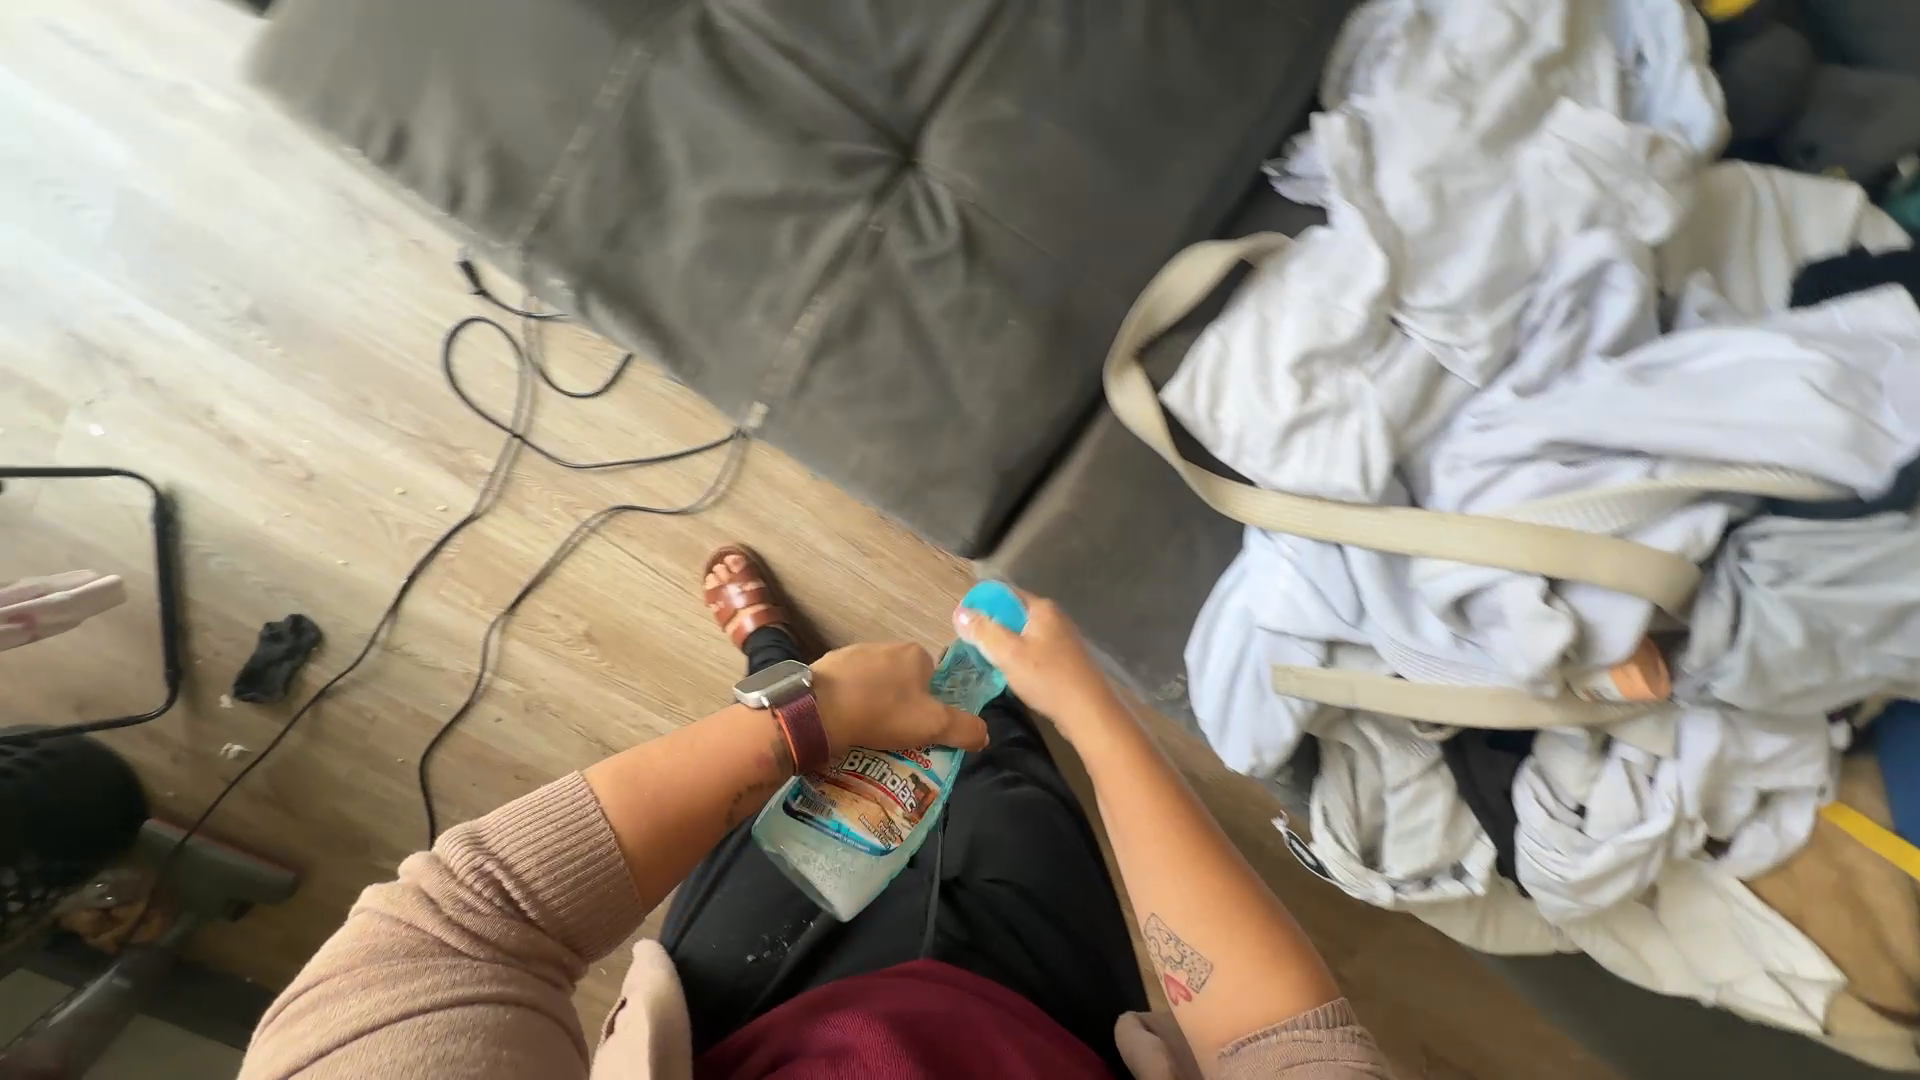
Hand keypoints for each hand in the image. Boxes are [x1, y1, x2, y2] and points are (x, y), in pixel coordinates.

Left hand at [809, 643, 988, 758]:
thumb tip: (985, 734)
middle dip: (901, 705)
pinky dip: (849, 705)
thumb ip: (964, 728)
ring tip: (868, 735)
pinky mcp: (827, 668)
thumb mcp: (933, 726)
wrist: (819, 710)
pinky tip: (845, 726)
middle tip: (896, 736)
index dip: (931, 704)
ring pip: (874, 684)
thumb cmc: (883, 712)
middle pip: (903, 681)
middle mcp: (886, 646)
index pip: (933, 678)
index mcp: (915, 654)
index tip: (921, 728)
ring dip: (874, 705)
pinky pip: (847, 689)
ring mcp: (853, 654)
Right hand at [952, 587, 1126, 739]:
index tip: (961, 622)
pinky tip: (1010, 673)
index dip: (980, 604)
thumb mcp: (1009, 653)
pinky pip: (1034, 650)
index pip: (1004, 594)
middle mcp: (1054, 617)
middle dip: (991, 627)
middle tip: (970, 644)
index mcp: (1042, 608)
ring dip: (1004, 645)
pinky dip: (1019, 658)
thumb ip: (984, 631)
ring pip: (1023, 634)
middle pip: (1013, 614)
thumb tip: (960, 612)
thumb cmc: (1047, 678)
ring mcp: (1063, 639)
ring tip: (985, 660)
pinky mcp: (1066, 659)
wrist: (1088, 712)